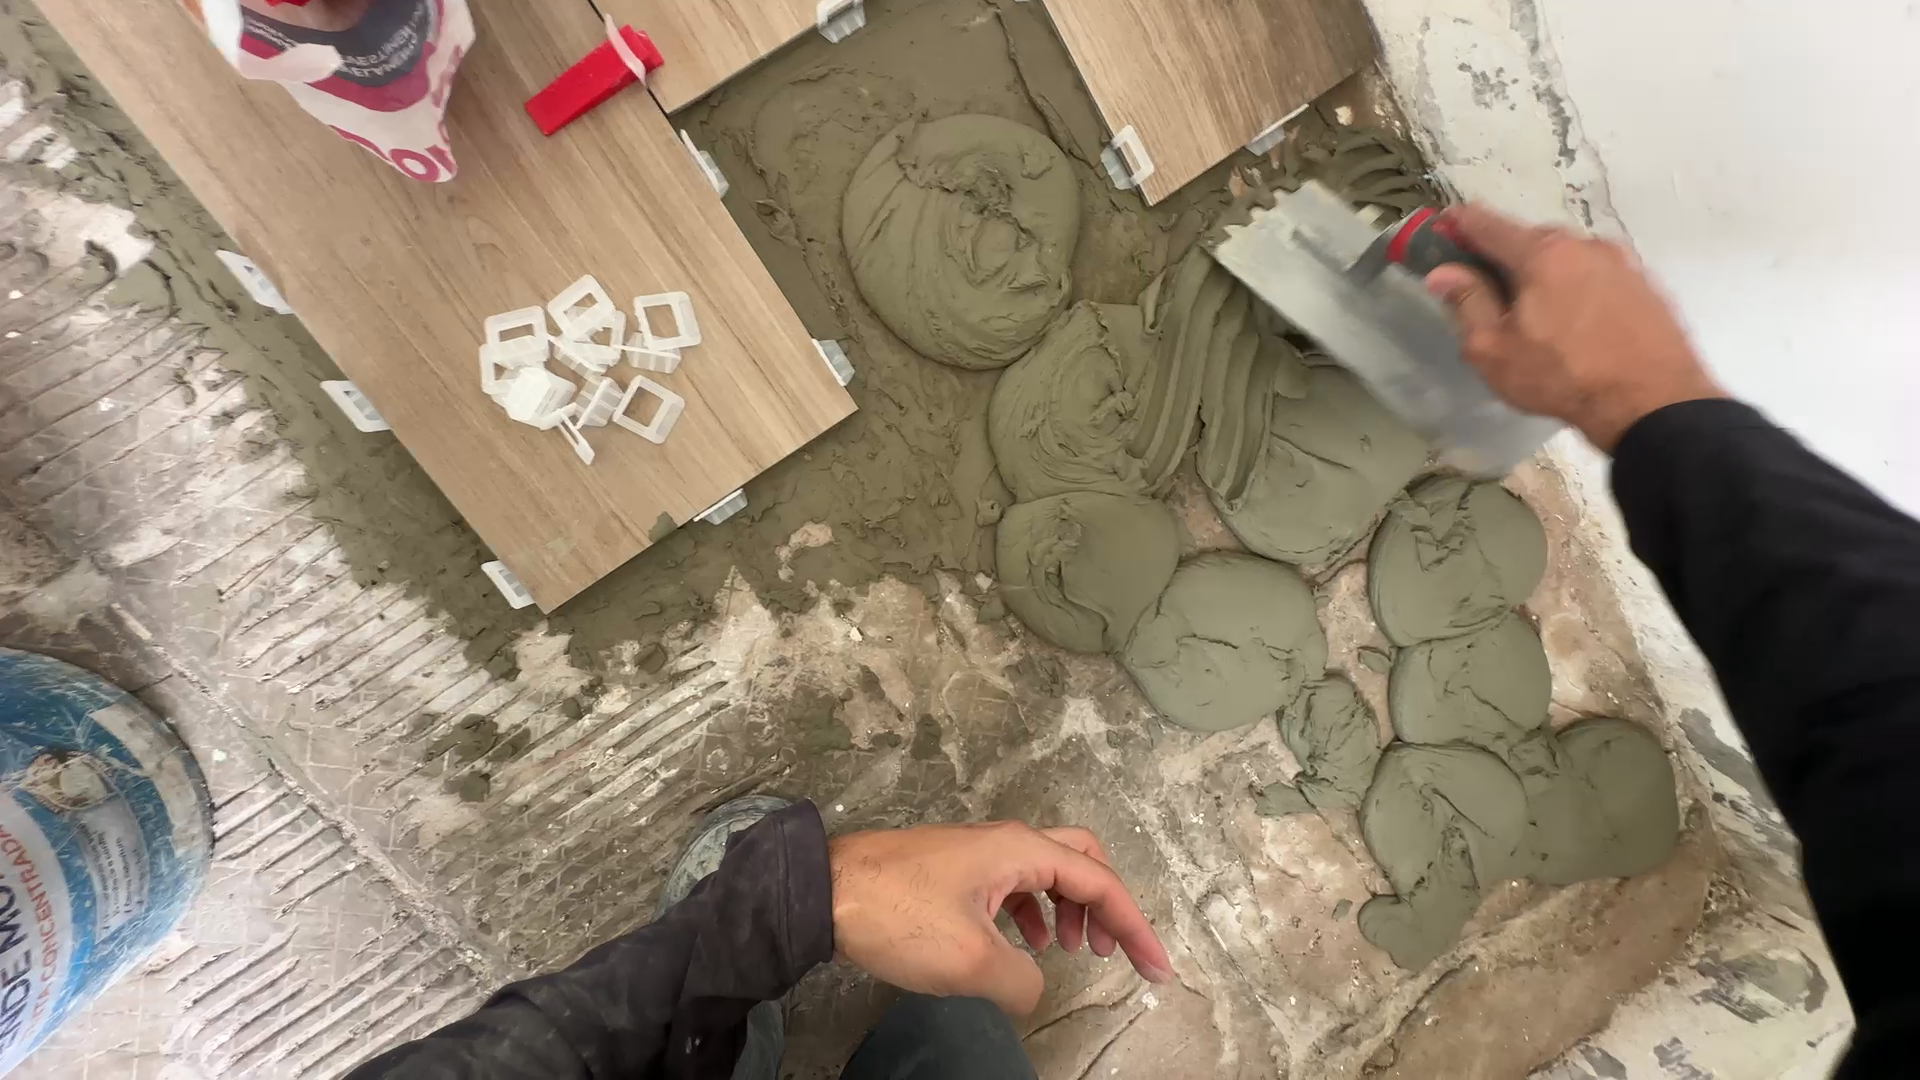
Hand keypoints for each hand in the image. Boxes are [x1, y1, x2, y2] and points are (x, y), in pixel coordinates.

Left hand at [828, 821, 1174, 1014]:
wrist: (830, 890)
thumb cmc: (902, 915)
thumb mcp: (972, 961)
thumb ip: (1023, 980)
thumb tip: (1033, 983)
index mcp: (1021, 849)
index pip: (1097, 880)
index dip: (1134, 925)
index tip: (1157, 969)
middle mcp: (1008, 840)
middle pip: (1080, 859)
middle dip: (1105, 904)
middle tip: (1112, 952)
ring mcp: (981, 850)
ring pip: (1047, 870)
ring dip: (1070, 907)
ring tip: (1071, 950)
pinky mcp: (960, 867)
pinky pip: (1017, 882)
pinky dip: (1035, 910)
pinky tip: (1026, 942)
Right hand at [1424, 205, 1727, 451]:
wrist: (1650, 399)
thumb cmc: (1556, 374)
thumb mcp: (1491, 347)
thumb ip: (1466, 302)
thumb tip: (1442, 272)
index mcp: (1542, 255)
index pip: (1490, 225)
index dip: (1460, 222)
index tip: (1441, 222)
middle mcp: (1584, 245)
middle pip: (1529, 240)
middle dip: (1499, 254)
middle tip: (1476, 282)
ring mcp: (1621, 262)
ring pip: (1562, 257)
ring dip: (1535, 272)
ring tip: (1520, 307)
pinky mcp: (1642, 284)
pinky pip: (1590, 274)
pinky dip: (1567, 285)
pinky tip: (1560, 317)